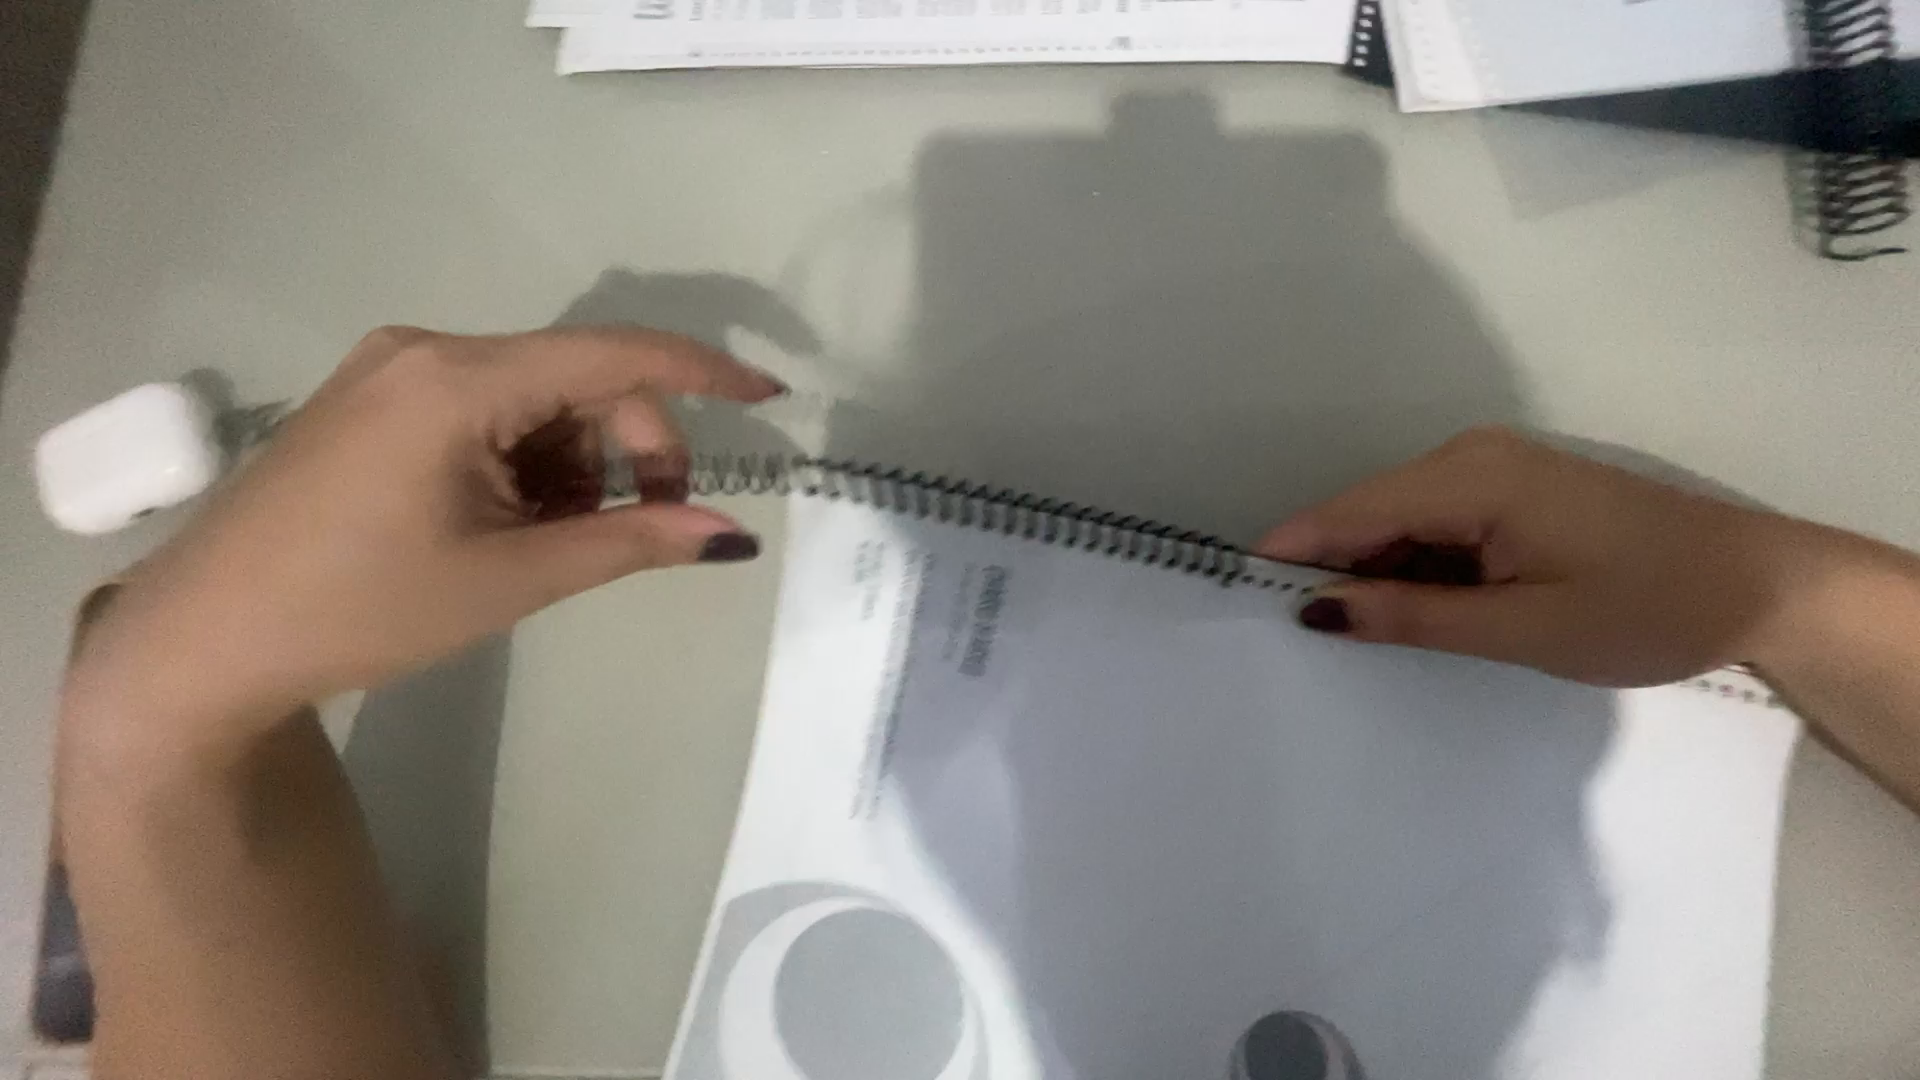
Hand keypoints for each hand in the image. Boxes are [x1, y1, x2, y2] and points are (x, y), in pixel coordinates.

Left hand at [68, 325, 782, 738]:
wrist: (203, 644)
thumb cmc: (362, 608)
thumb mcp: (516, 577)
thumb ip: (635, 543)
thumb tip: (735, 536)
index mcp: (457, 381)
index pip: (613, 356)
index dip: (702, 373)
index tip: (769, 393)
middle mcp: (432, 352)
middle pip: (585, 383)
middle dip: (633, 450)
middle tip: (644, 524)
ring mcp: (404, 373)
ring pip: (549, 402)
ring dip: (584, 466)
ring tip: (554, 538)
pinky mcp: (390, 402)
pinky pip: (504, 413)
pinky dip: (540, 463)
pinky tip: (516, 518)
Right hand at [1257, 427, 1846, 686]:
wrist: (1766, 588)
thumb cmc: (1648, 609)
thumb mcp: (1521, 627)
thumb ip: (1409, 614)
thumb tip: (1313, 608)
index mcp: (1469, 480)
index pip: (1348, 514)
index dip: (1290, 551)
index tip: (1235, 592)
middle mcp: (1464, 458)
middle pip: (1361, 514)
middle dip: (1328, 567)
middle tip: (1297, 630)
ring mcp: (1482, 469)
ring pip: (1388, 521)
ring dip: (1369, 570)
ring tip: (1356, 628)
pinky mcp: (1497, 488)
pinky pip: (1422, 523)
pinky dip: (1405, 564)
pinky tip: (1411, 604)